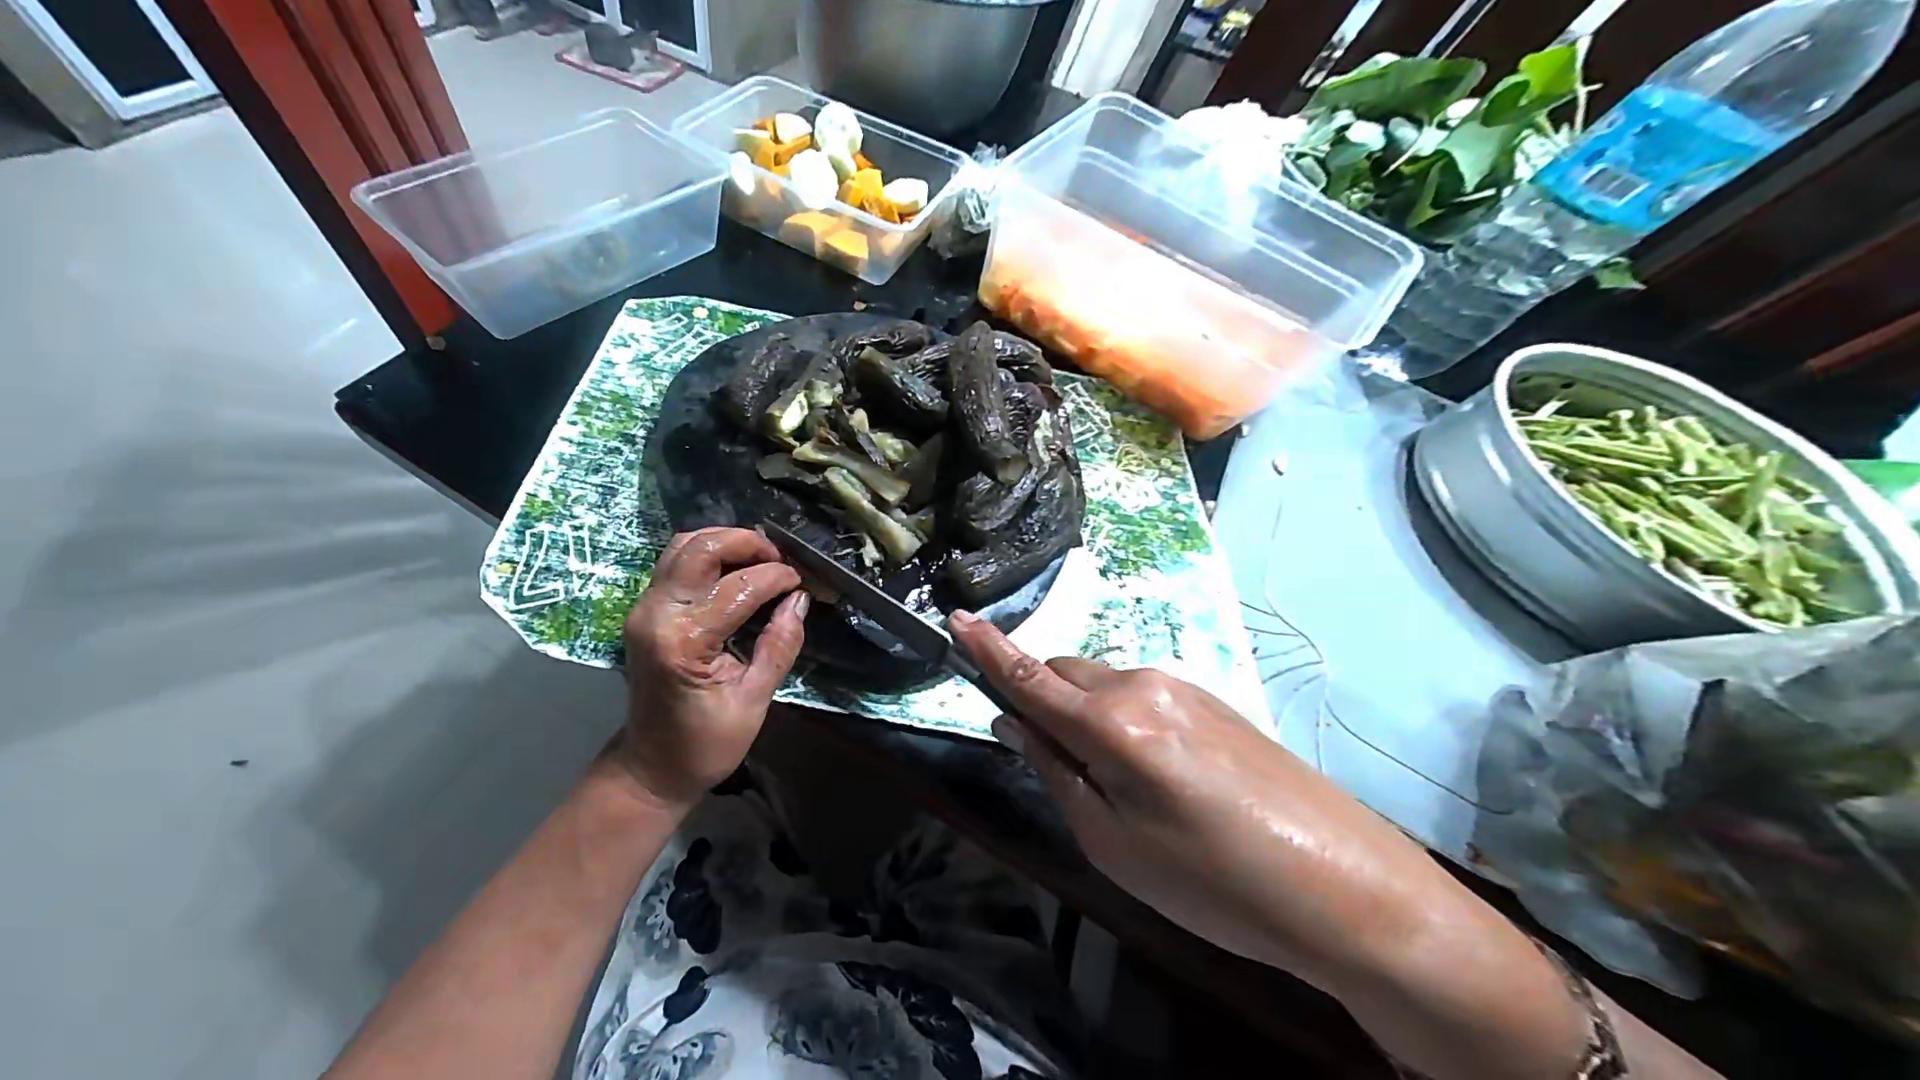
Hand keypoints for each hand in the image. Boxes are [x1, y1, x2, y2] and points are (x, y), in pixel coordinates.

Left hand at [619, 528, 807, 809]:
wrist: (650, 767)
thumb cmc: (705, 744)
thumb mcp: (754, 701)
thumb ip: (779, 646)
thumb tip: (799, 600)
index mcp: (683, 641)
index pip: (737, 586)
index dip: (776, 577)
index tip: (801, 583)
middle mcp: (656, 614)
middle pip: (700, 548)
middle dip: (747, 543)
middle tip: (781, 559)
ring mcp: (644, 609)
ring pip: (683, 546)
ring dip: (726, 543)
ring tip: (762, 560)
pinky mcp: (645, 610)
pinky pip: (676, 563)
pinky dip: (709, 555)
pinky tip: (737, 569)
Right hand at [945, 614, 1596, 1079]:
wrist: (1344, 888)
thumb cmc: (1211, 881)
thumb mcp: (1112, 843)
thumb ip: (1055, 771)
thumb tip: (1014, 722)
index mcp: (1111, 721)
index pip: (1030, 675)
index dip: (988, 649)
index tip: (956, 619)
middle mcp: (1144, 685)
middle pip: (1066, 673)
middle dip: (1039, 694)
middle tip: (1038, 750)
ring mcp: (1185, 687)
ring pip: (1103, 682)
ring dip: (1080, 709)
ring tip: (1103, 777)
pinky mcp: (1214, 700)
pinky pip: (1140, 695)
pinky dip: (1117, 716)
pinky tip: (1147, 771)